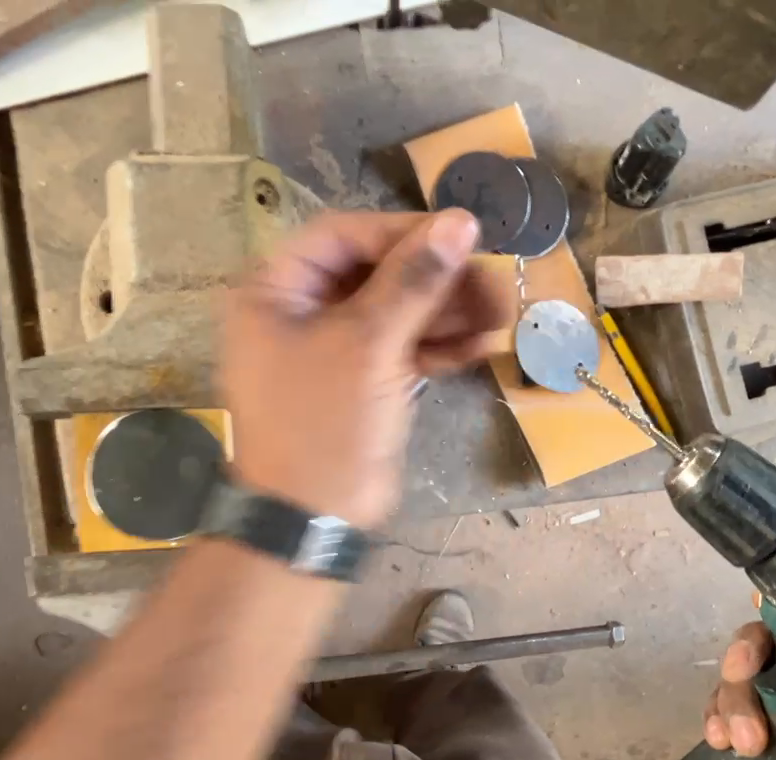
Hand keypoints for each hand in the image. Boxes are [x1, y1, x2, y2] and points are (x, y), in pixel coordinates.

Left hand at [220, 209, 510, 527]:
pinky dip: (438, 349)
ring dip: (447, 315)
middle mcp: (300, 313)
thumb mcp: (368, 345)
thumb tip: (460, 222)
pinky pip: (402, 352)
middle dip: (435, 280)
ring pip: (396, 315)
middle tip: (491, 281)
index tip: (460, 236)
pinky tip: (481, 346)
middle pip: (376, 275)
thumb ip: (413, 281)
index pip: (342, 237)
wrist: (314, 521)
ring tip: (500, 314)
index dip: (402, 233)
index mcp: (275, 291)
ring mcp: (334, 351)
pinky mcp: (363, 385)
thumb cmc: (325, 424)